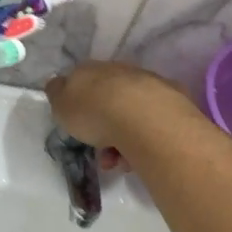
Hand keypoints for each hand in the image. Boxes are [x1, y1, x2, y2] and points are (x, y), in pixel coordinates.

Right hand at [43, 61, 192, 158]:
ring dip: (122, 140)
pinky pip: (151, 123)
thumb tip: (58, 83)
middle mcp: (121, 71)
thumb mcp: (61, 105)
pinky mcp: (173, 101)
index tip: (77, 126)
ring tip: (120, 163)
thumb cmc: (94, 111)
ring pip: (130, 114)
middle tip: (99, 152)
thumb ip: (57, 93)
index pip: (80, 81)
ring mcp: (149, 83)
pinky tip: (138, 157)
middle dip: (102, 127)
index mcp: (92, 69)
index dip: (78, 105)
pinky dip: (142, 139)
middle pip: (108, 99)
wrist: (143, 119)